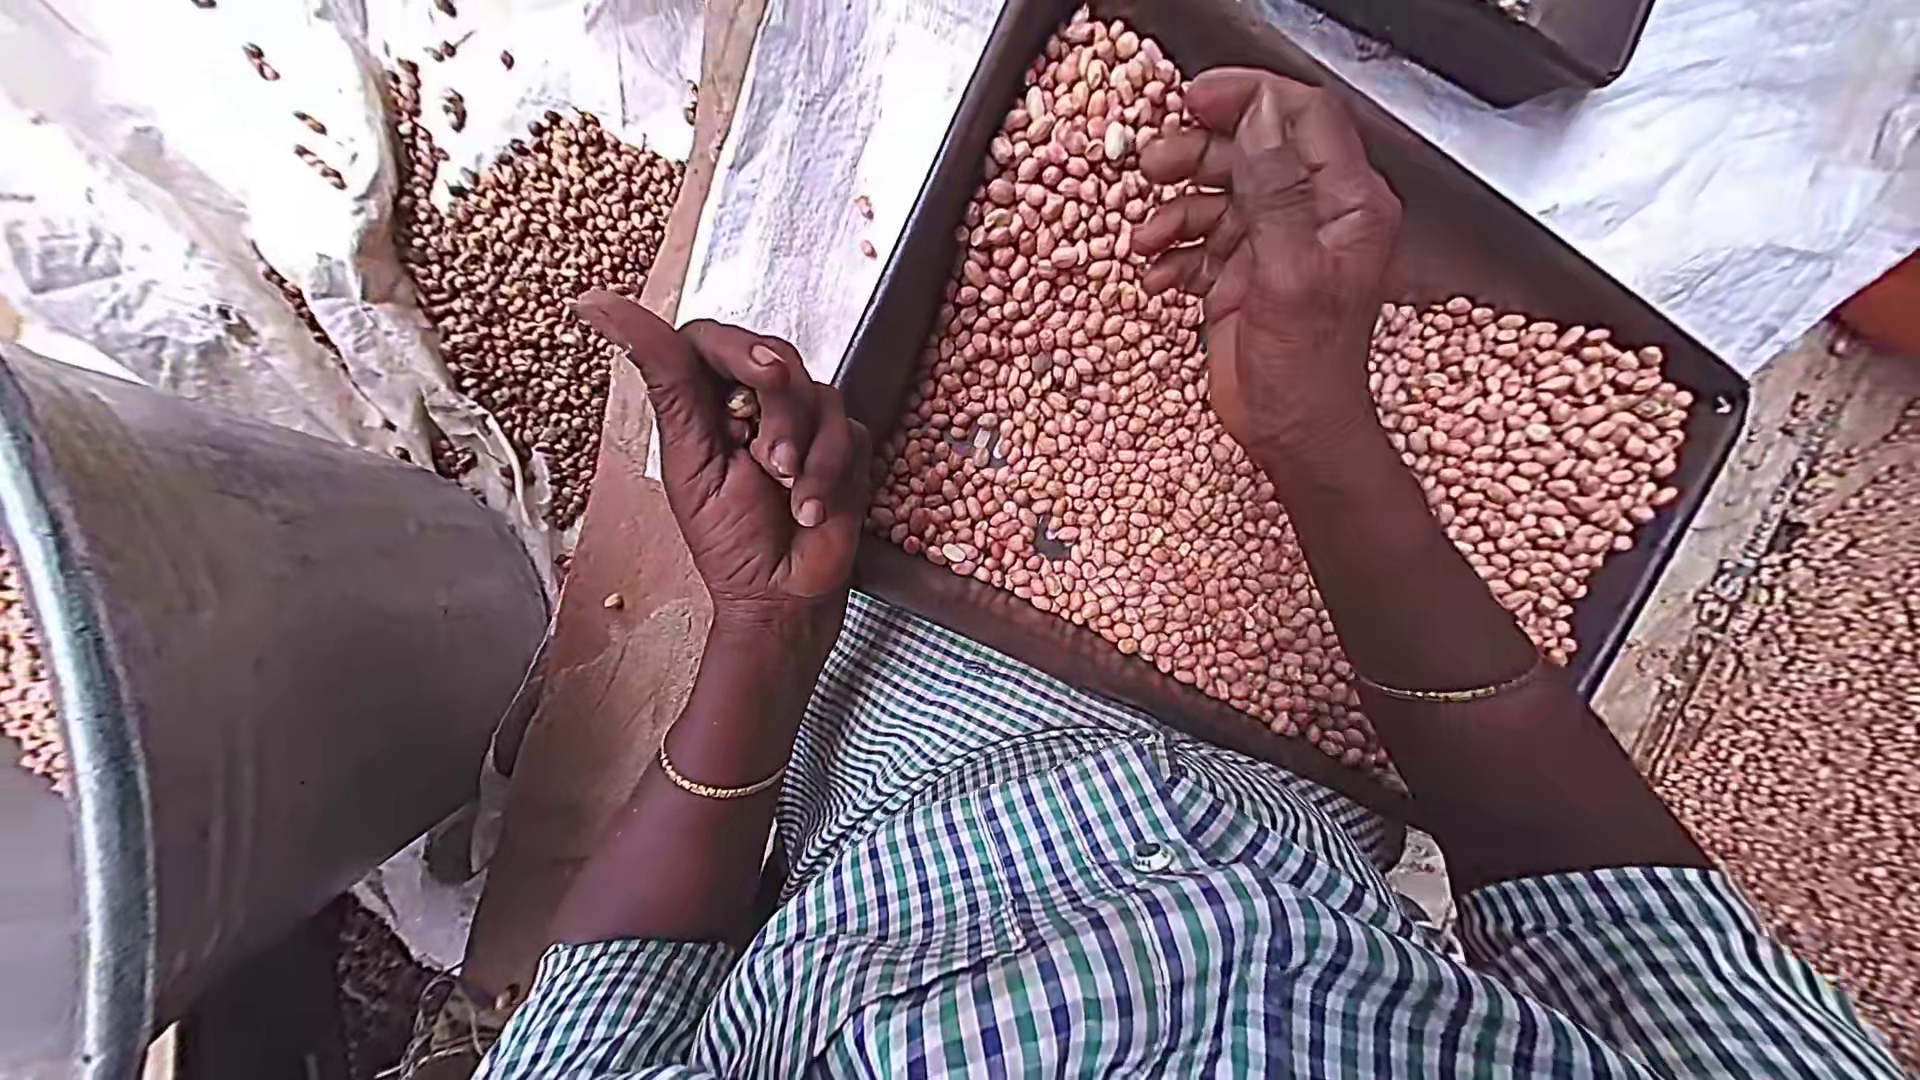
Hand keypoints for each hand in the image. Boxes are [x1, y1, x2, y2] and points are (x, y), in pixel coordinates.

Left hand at [575, 291, 869, 635]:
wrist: (781, 595)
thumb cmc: (731, 541)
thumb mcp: (691, 460)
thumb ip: (667, 380)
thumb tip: (600, 304)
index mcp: (711, 404)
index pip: (718, 341)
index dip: (740, 350)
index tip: (762, 377)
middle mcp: (762, 407)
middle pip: (779, 359)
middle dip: (781, 413)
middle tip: (775, 464)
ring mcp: (808, 426)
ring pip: (821, 395)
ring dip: (809, 451)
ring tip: (791, 495)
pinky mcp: (846, 450)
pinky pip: (850, 432)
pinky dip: (832, 471)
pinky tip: (813, 508)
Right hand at [1134, 69, 1401, 470]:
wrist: (1289, 428)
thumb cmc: (1304, 366)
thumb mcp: (1290, 275)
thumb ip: (1278, 194)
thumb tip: (1261, 118)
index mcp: (1343, 205)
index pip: (1300, 120)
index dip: (1248, 99)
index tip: (1193, 97)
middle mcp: (1308, 219)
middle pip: (1249, 158)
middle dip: (1196, 159)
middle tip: (1150, 165)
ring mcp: (1270, 251)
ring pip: (1217, 205)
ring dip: (1175, 215)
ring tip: (1146, 239)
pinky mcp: (1239, 283)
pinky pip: (1200, 252)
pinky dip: (1174, 259)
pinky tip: (1158, 278)